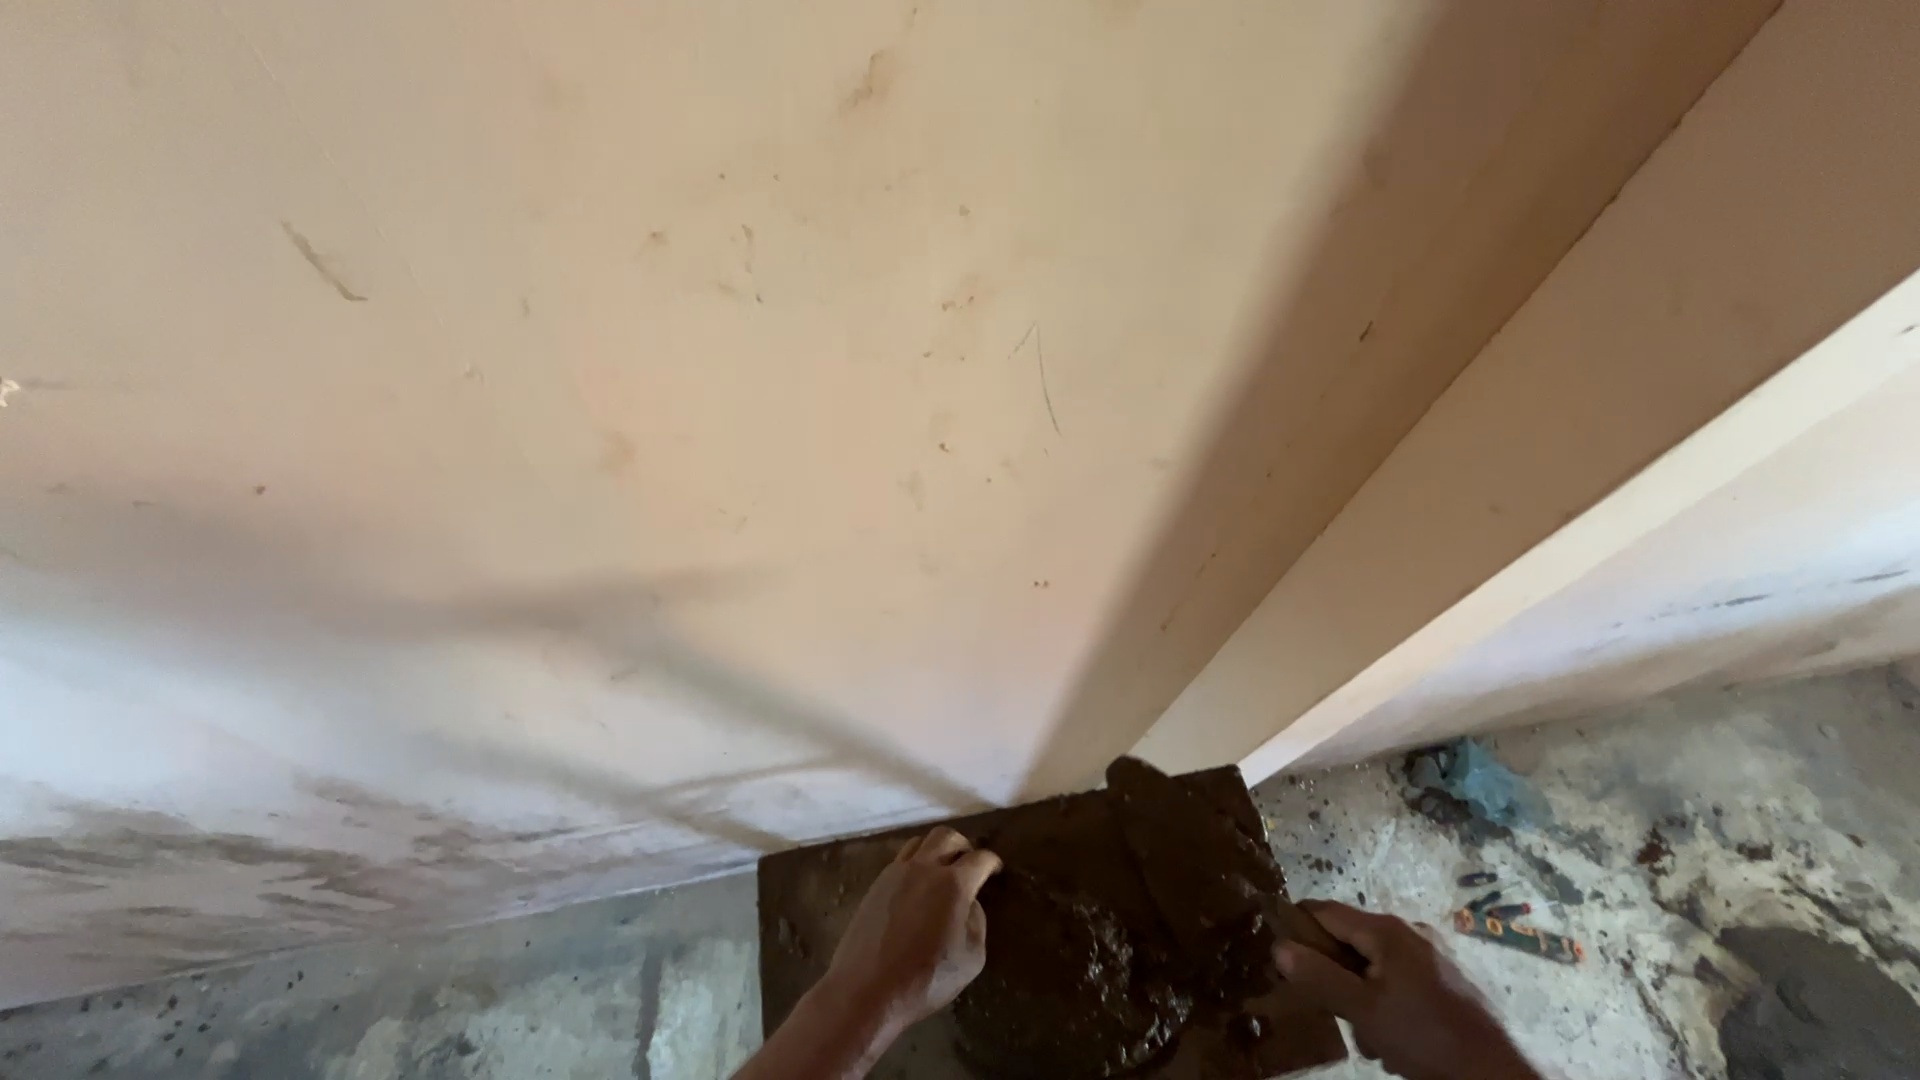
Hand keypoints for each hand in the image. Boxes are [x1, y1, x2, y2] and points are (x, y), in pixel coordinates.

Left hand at [819, 826, 1002, 1035]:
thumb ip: (977, 922)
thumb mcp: (971, 958)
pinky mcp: (877, 883)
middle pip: (947, 836)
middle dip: (963, 845)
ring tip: (941, 869)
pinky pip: (901, 858)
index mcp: (954, 884)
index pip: (980, 858)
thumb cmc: (925, 979)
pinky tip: (916, 884)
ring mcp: (897, 872)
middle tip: (969, 863)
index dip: (992, 862)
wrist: (867, 989)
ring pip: (921, 842)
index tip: (995, 869)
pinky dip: (915, 862)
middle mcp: (925, 867)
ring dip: (936, 849)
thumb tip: (969, 902)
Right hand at [1274, 901, 1542, 1079]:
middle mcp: (1409, 931)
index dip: (1297, 928)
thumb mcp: (1362, 1011)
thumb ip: (1318, 977)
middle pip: (1349, 939)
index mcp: (1385, 929)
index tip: (1281, 956)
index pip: (1323, 910)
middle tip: (1334, 1010)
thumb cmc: (1426, 1037)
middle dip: (1335, 974)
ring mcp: (1433, 954)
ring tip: (1370, 1035)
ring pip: (1375, 964)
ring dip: (1362, 995)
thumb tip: (1278, 947)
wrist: (1499, 1077)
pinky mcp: (1449, 980)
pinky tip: (1397, 1037)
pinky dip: (1388, 1001)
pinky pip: (1401, 979)